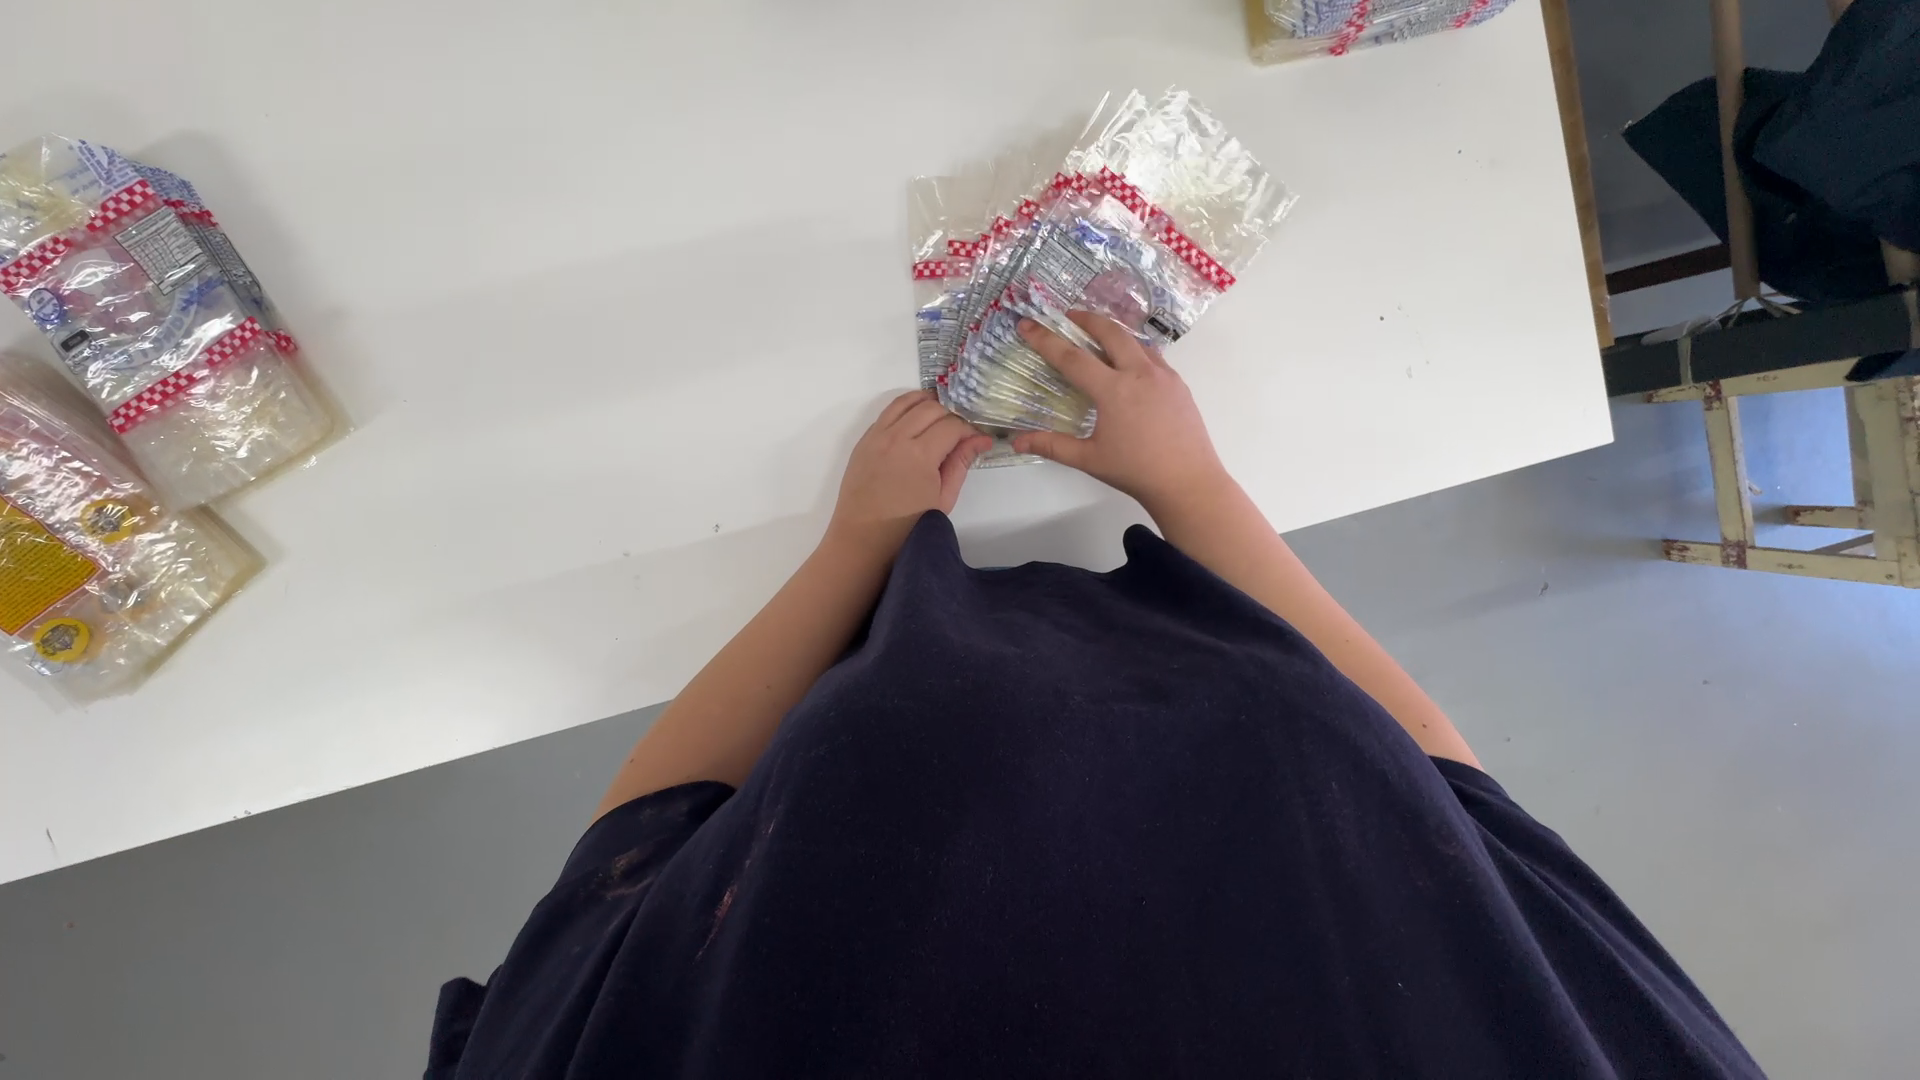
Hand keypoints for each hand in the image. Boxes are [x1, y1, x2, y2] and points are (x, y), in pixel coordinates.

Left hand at [828, 390, 993, 554]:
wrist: (862, 539)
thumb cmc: (907, 528)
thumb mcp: (943, 499)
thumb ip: (961, 464)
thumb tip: (981, 439)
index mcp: (920, 456)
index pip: (952, 426)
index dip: (968, 429)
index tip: (975, 438)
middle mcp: (897, 438)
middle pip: (931, 408)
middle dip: (950, 414)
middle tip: (959, 430)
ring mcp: (876, 437)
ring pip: (906, 402)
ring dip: (926, 403)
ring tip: (940, 414)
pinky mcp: (864, 441)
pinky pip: (887, 412)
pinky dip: (904, 409)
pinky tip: (915, 420)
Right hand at [1011, 312, 1231, 512]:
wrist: (1187, 482)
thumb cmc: (1136, 471)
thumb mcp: (1089, 459)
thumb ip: (1052, 446)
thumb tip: (1017, 442)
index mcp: (1114, 390)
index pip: (1072, 357)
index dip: (1046, 340)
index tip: (1028, 325)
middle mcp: (1139, 373)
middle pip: (1110, 332)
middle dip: (1086, 319)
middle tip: (1068, 317)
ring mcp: (1163, 375)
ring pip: (1135, 340)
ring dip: (1114, 332)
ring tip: (1098, 334)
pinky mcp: (1178, 384)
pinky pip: (1153, 356)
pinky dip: (1135, 349)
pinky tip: (1129, 362)